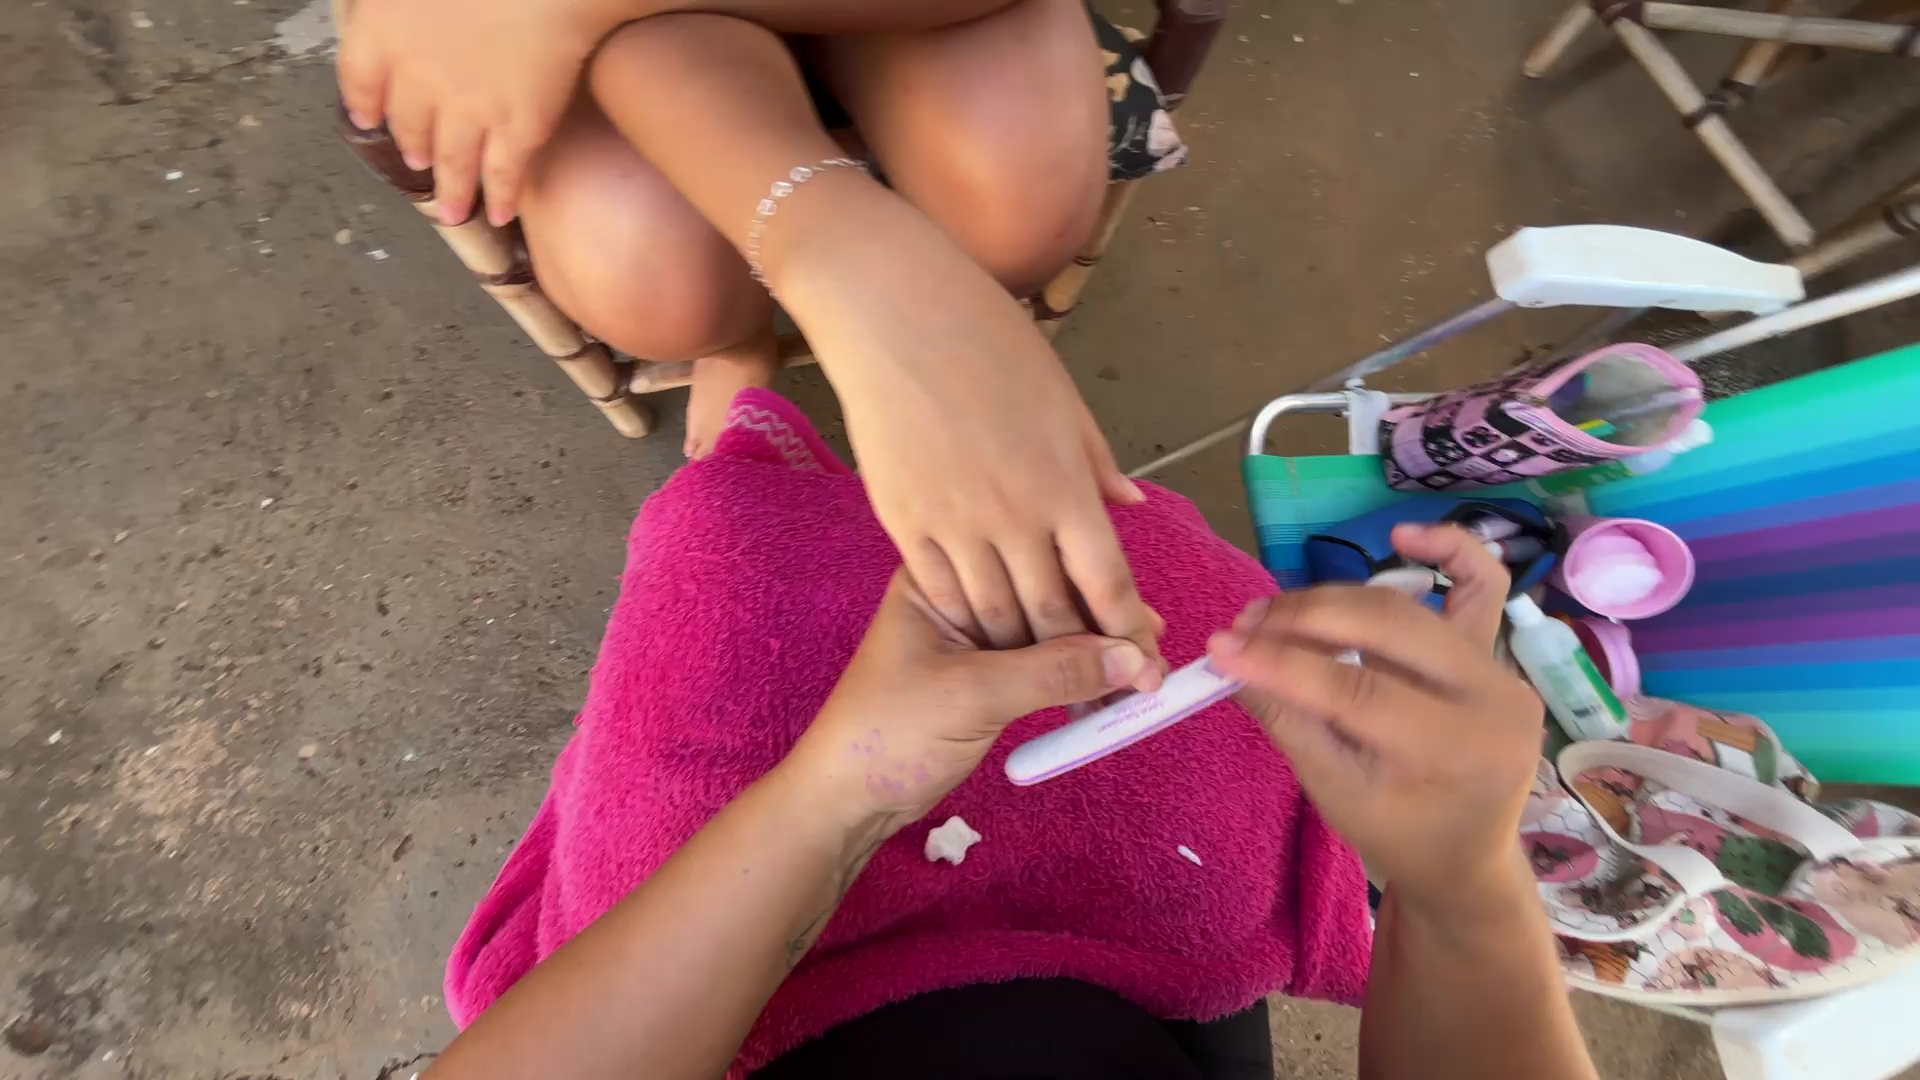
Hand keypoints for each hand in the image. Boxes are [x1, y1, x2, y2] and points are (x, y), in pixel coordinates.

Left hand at [337, 0, 614, 225]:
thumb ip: (390, 3)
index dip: (367, 105)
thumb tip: (388, 15)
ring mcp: (472, 111)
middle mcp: (421, 80)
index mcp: (385, 31)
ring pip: (455, 161)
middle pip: (412, 127)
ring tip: (453, 212)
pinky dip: (501, 198)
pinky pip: (505, 173)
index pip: (362, 80)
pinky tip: (500, 216)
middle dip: (415, 150)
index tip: (369, 122)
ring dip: (453, 191)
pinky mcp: (520, 129)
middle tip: (421, 167)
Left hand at [788, 569, 1151, 823]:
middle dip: (1099, 617)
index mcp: (941, 577)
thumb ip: (1052, 674)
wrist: (846, 798)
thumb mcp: (972, 696)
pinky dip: (1075, 672)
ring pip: (1046, 630)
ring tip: (1145, 661)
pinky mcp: (985, 673)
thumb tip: (1136, 661)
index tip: (1141, 614)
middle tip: (1154, 637)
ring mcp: (973, 637)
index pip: (1024, 561)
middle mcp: (960, 595)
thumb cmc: (890, 732)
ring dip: (1093, 647)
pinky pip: (1040, 663)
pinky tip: (1111, 679)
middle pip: (1042, 594)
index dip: (1086, 585)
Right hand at [830, 306, 1162, 682]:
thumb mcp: (1062, 397)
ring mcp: (953, 524)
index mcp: (1063, 482)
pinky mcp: (903, 523)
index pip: (1106, 579)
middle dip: (1080, 656)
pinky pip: (941, 591)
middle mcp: (1014, 516)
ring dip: (1021, 649)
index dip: (1129, 631)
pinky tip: (980, 634)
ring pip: (994, 613)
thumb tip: (1130, 506)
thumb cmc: (989, 343)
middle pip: (1053, 611)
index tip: (1144, 663)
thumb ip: (1096, 462)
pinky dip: (966, 620)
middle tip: (1096, 690)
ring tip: (1040, 668)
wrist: (894, 315)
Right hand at [1205, 525, 1541, 912]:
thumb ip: (1282, 716)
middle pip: (1384, 628)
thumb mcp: (1328, 787)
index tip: (1219, 646)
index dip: (1279, 661)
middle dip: (1302, 618)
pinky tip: (1403, 535)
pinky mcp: (1494, 652)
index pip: (1354, 688)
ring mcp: (1500, 668)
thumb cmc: (1391, 829)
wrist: (1459, 853)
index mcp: (1455, 749)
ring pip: (1403, 606)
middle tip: (1244, 624)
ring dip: (1330, 600)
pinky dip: (1449, 551)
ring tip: (1274, 612)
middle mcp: (1492, 698)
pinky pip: (1481, 587)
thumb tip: (1228, 658)